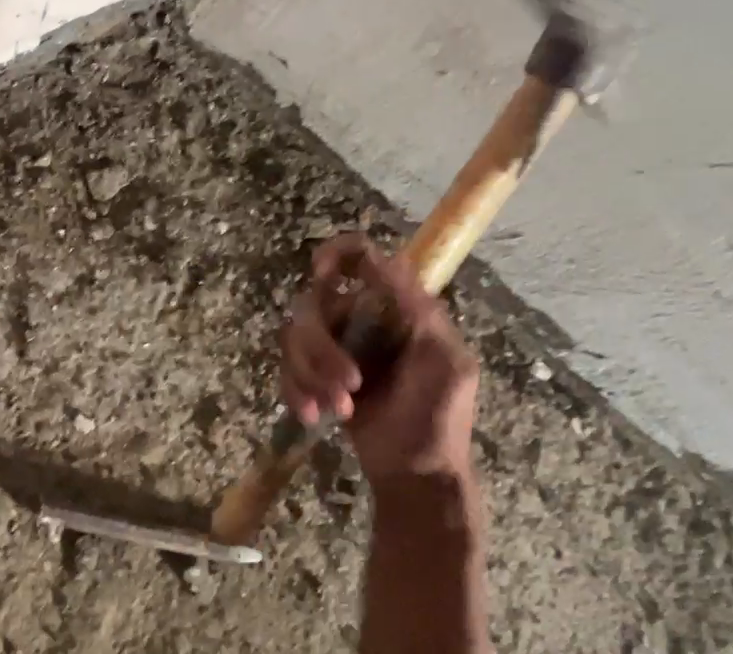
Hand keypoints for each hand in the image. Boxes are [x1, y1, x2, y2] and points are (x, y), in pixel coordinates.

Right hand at [281, 235, 478, 480]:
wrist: (415, 478)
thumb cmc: (439, 419)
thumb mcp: (445, 361)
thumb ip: (419, 311)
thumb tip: (387, 261)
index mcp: (395, 306)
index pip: (360, 256)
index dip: (334, 253)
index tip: (322, 277)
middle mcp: (359, 317)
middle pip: (314, 303)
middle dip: (322, 349)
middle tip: (350, 386)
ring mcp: (334, 346)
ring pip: (294, 335)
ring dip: (310, 374)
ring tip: (337, 410)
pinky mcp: (314, 375)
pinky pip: (286, 365)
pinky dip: (296, 389)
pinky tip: (314, 416)